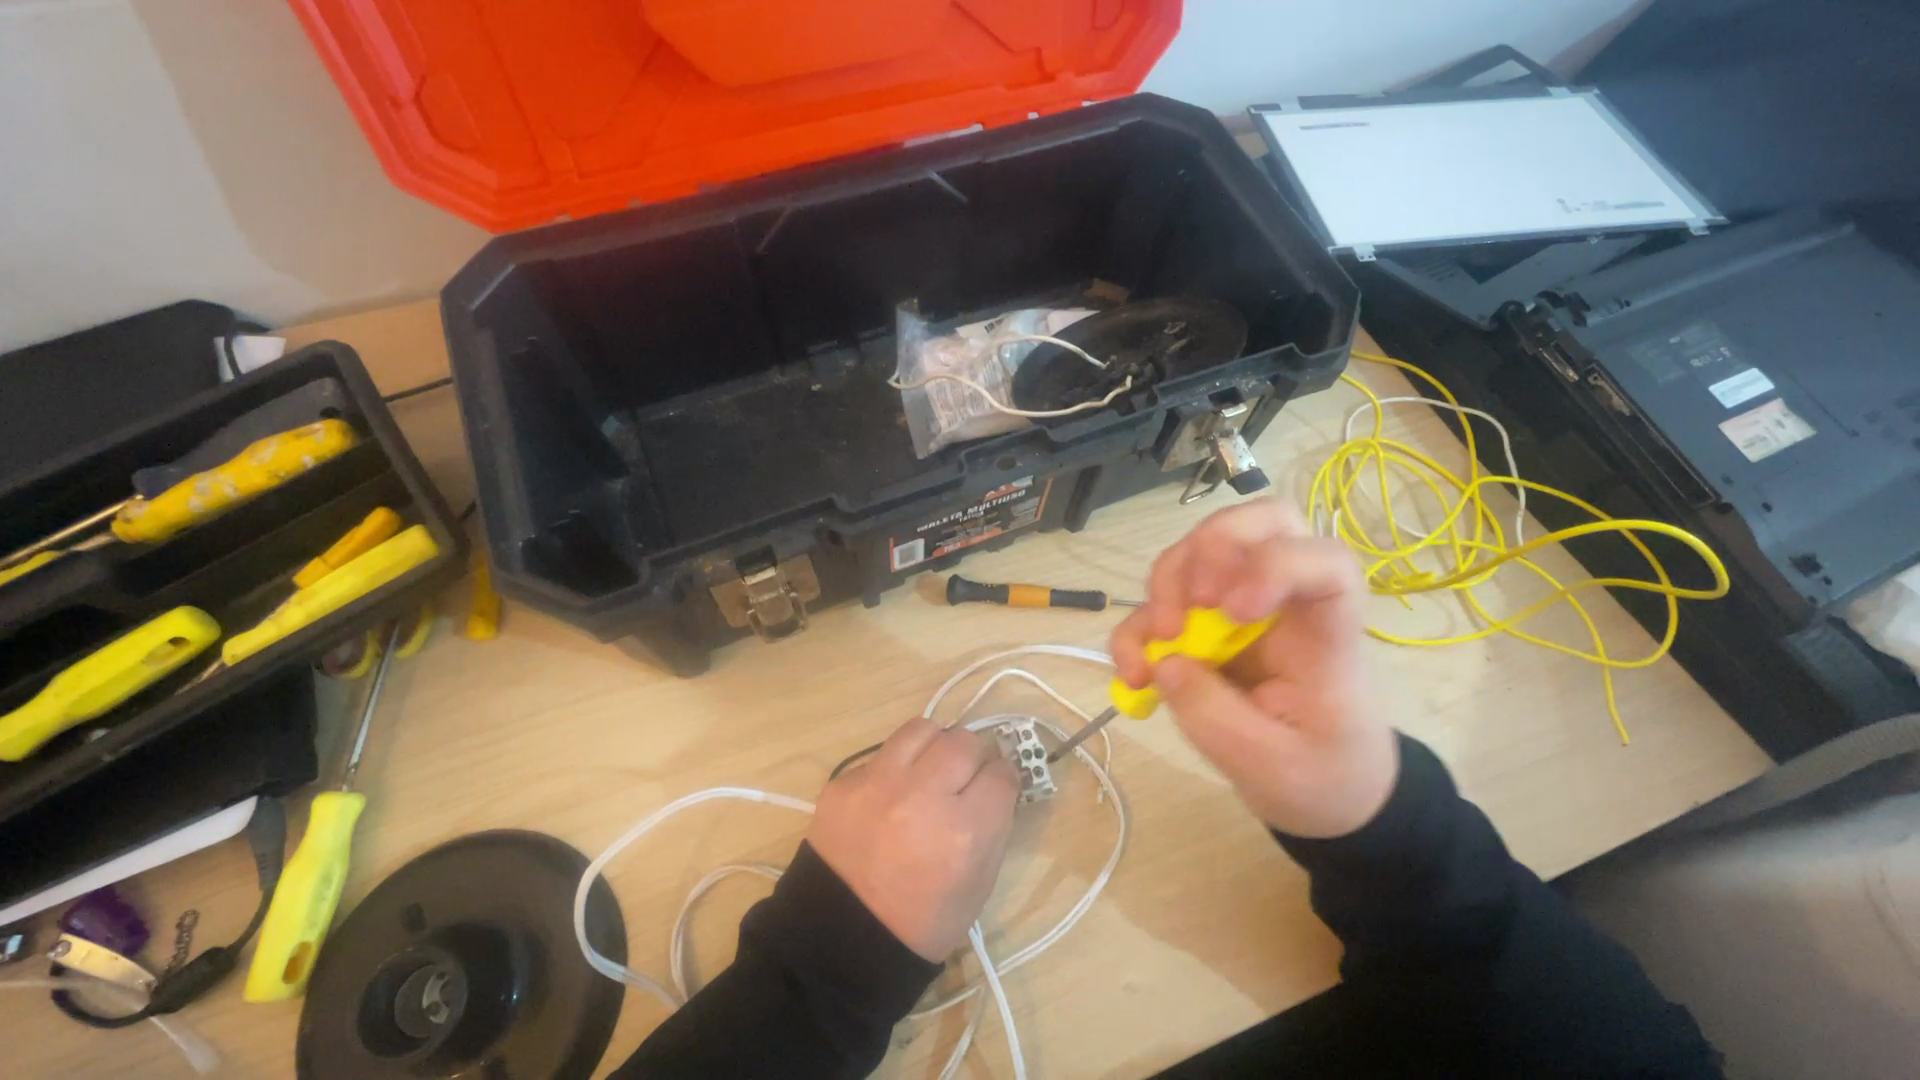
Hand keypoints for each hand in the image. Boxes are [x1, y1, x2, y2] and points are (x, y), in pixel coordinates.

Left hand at [808, 718, 1020, 960]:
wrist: (842, 938)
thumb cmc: (922, 921)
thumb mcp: (979, 885)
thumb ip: (994, 827)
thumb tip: (997, 783)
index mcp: (965, 832)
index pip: (1002, 773)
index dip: (1004, 777)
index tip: (997, 784)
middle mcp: (924, 796)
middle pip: (965, 742)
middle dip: (974, 756)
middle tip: (966, 775)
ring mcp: (879, 784)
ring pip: (922, 728)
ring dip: (935, 745)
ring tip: (930, 767)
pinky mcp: (843, 783)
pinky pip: (881, 754)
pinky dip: (894, 768)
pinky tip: (891, 795)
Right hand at [1111, 498, 1397, 838]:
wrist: (1326, 794)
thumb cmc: (1321, 778)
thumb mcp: (1270, 766)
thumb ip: (1213, 714)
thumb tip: (1164, 663)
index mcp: (1326, 633)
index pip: (1326, 564)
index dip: (1277, 565)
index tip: (1234, 612)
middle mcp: (1286, 603)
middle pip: (1261, 522)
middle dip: (1211, 545)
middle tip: (1189, 602)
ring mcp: (1242, 607)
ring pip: (1202, 549)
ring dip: (1164, 586)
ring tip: (1152, 651)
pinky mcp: (1206, 626)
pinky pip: (1164, 601)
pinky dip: (1137, 628)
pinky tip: (1133, 674)